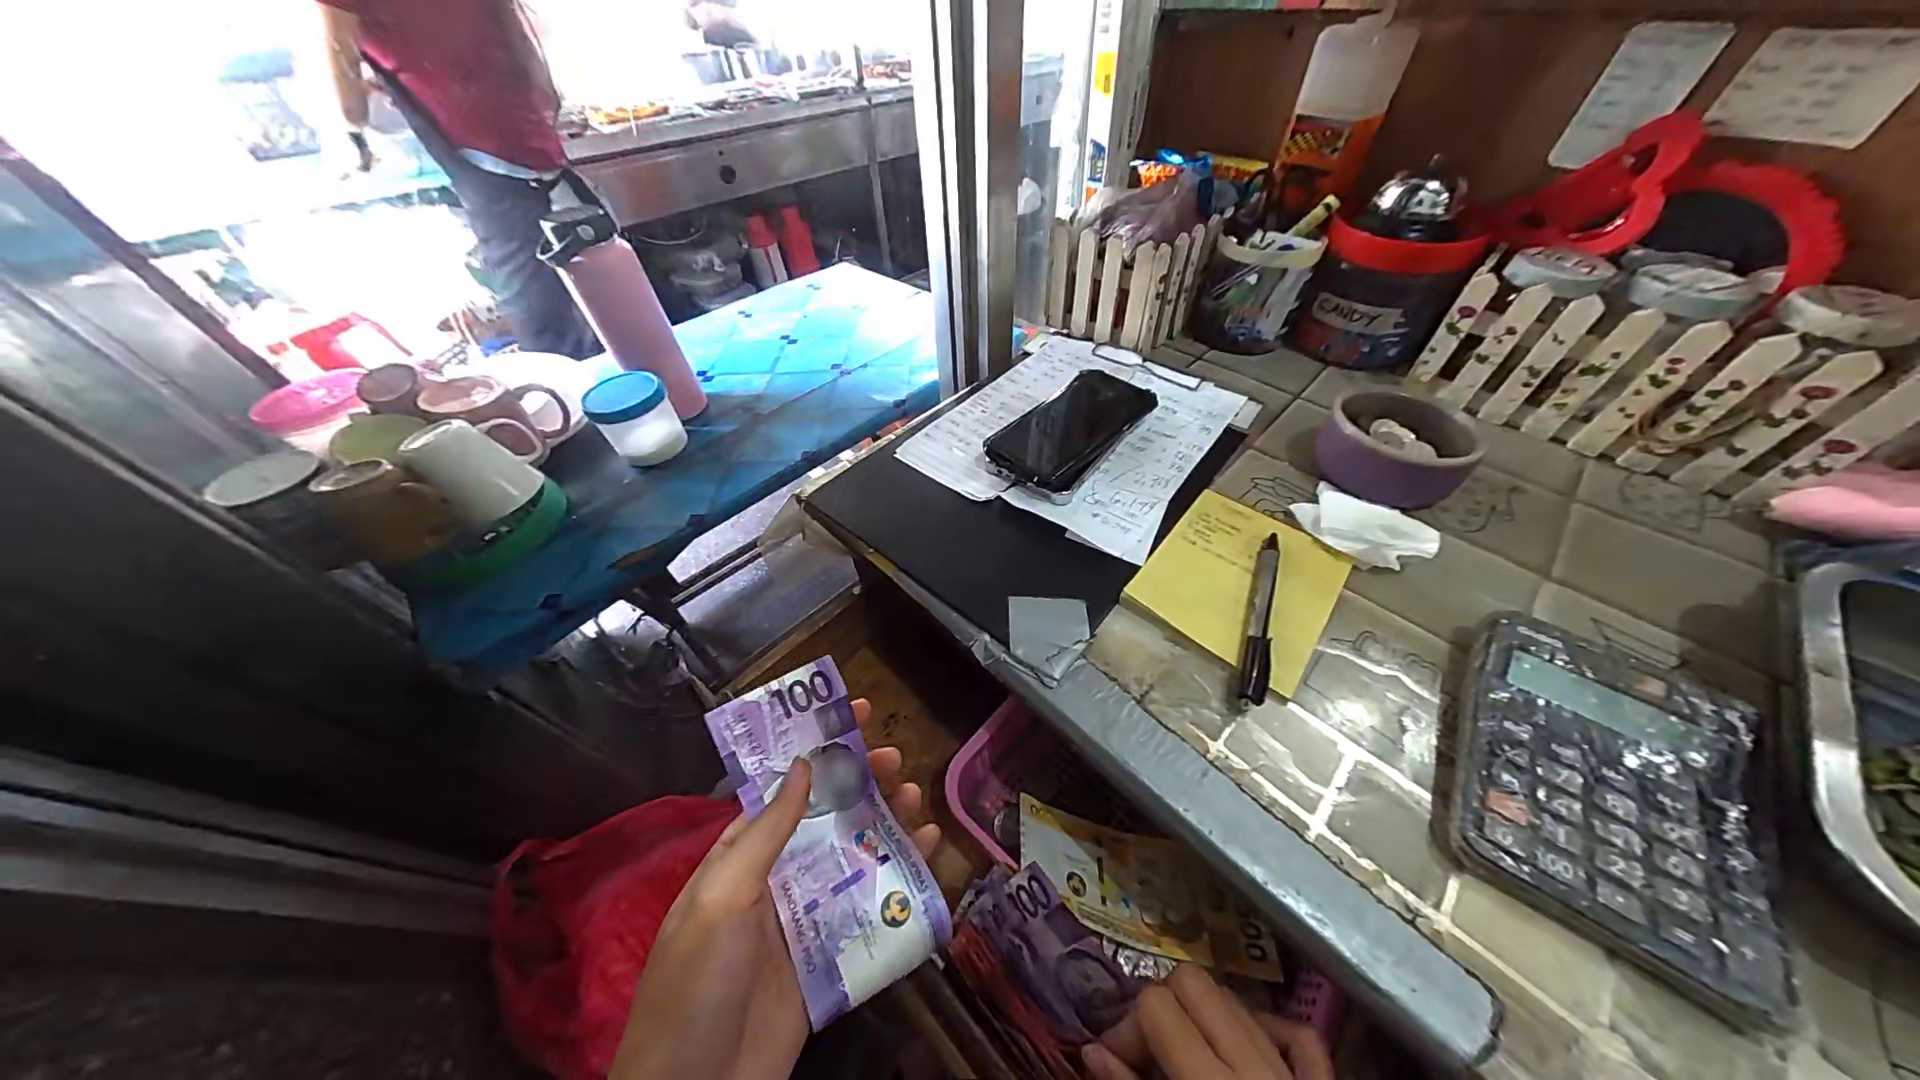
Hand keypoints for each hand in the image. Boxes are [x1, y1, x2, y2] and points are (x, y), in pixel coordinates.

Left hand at [609, 700, 938, 1079]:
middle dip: (861, 782)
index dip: (820, 747)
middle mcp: (775, 876)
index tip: (857, 716)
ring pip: (852, 855)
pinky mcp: (828, 955)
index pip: (786, 785)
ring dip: (885, 824)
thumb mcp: (724, 896)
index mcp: (742, 853)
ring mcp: (804, 915)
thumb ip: (766, 834)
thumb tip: (801, 765)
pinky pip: (868, 907)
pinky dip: (898, 879)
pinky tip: (925, 857)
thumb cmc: (698, 980)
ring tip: (916, 800)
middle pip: (827, 816)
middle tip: (898, 760)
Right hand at [1081, 965, 1333, 1079]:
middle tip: (1146, 1054)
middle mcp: (1254, 1072)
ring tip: (1184, 1057)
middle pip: (1192, 983)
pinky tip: (1242, 1054)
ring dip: (1201, 1016)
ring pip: (1234, 999)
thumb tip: (1093, 1051)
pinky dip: (1265, 1031)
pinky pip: (1296, 1036)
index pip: (1157, 1005)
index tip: (1113, 1060)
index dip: (1125, 1026)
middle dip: (1159, 1007)